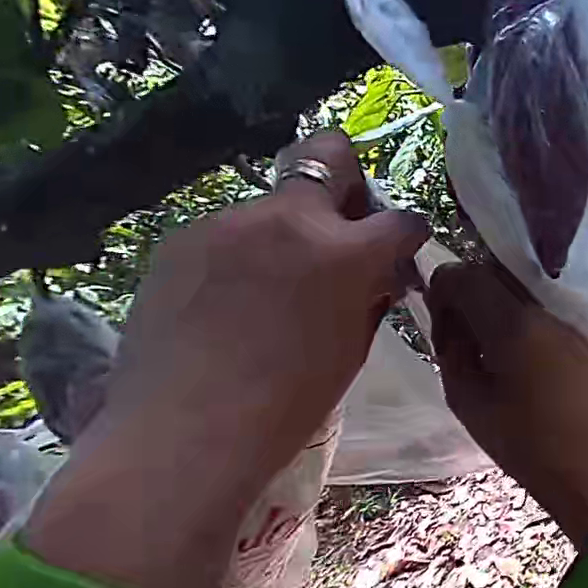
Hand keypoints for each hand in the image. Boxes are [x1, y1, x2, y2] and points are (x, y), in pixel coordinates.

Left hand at [25, 132, 428, 587]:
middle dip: (345, 185)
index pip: (399, 220)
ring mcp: (227, 221)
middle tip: (335, 234)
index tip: (397, 250)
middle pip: (327, 154)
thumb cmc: (282, 408)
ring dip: (281, 235)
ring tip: (261, 292)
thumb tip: (375, 275)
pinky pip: (225, 235)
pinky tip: (218, 305)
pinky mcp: (181, 237)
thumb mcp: (348, 353)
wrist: (182, 432)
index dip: (406, 235)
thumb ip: (367, 298)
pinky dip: (236, 257)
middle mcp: (286, 218)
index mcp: (342, 252)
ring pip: (270, 207)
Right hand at [426, 262, 587, 550]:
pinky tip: (517, 346)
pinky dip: (522, 314)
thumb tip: (444, 311)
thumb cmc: (516, 439)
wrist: (581, 465)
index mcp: (513, 327)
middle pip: (496, 272)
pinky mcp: (586, 332)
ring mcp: (570, 319)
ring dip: (496, 299)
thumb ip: (448, 344)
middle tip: (458, 324)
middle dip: (469, 289)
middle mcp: (546, 311)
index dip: (444, 285)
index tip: (437, 309)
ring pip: (521, 286)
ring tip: (487, 335)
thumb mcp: (463, 396)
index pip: (468, 276)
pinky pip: (544, 305)